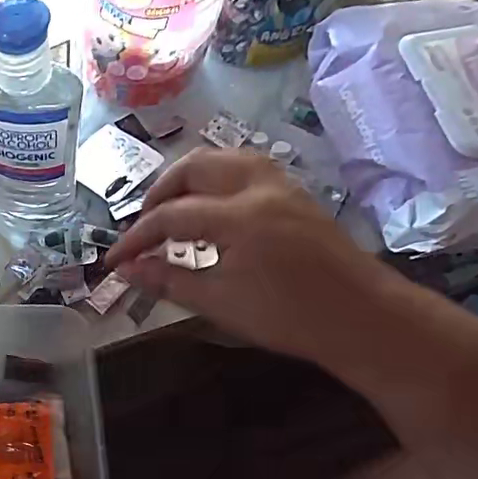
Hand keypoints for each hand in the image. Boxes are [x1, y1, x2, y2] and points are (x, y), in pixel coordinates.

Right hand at [104, 150, 408, 364]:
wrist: (362, 319)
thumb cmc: (287, 317)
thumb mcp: (218, 303)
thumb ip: (168, 280)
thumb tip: (128, 270)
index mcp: (238, 217)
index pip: (170, 216)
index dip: (136, 238)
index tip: (115, 260)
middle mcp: (259, 189)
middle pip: (195, 167)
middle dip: (159, 193)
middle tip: (143, 227)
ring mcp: (282, 187)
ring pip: (224, 159)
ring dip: (189, 178)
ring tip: (171, 209)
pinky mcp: (295, 195)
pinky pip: (247, 168)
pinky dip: (217, 179)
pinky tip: (210, 206)